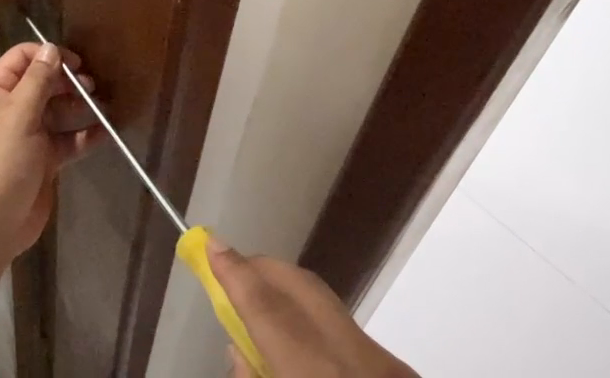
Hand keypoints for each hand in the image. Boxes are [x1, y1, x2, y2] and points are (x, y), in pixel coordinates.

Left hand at [0, 43, 99, 263]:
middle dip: (68, 81)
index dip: (48, 55)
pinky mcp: (44, 158)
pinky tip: (105, 132)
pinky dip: (85, 135)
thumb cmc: (1, 163)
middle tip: (92, 86)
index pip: (22, 58)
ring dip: (80, 106)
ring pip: (58, 110)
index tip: (76, 63)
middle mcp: (11, 108)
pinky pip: (68, 139)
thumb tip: (50, 48)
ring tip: (103, 105)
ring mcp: (29, 134)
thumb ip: (37, 81)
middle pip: (43, 82)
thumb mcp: (18, 116)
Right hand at [208, 241, 419, 377]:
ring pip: (326, 303)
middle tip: (228, 275)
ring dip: (287, 293)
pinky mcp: (399, 368)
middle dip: (261, 271)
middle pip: (302, 289)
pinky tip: (301, 339)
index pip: (268, 311)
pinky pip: (346, 328)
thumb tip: (238, 347)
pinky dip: (315, 321)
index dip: (236, 273)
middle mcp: (356, 362)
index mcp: (314, 372)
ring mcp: (386, 363)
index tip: (209, 244)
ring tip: (258, 306)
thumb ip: (253, 377)